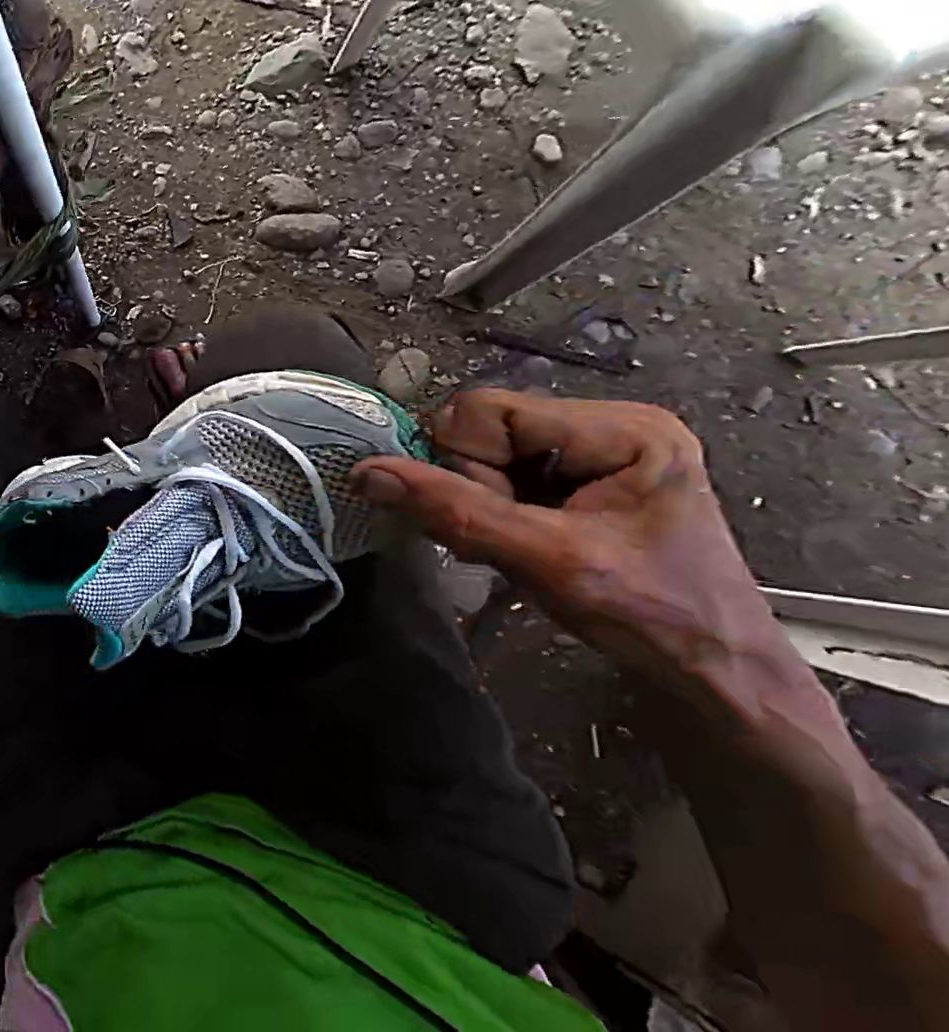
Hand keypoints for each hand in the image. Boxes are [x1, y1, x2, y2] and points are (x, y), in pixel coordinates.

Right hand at [352, 389, 785, 686]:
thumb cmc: (647, 612)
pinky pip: (498, 474)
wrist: (710, 665)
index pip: (485, 410)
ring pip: (482, 455)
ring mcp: (592, 449)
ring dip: (481, 504)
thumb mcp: (543, 559)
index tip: (505, 516)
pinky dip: (491, 510)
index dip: (467, 463)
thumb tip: (365, 473)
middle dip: (476, 487)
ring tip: (521, 544)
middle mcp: (606, 423)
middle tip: (516, 535)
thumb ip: (453, 511)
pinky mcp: (578, 475)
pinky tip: (521, 540)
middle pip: (482, 430)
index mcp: (619, 428)